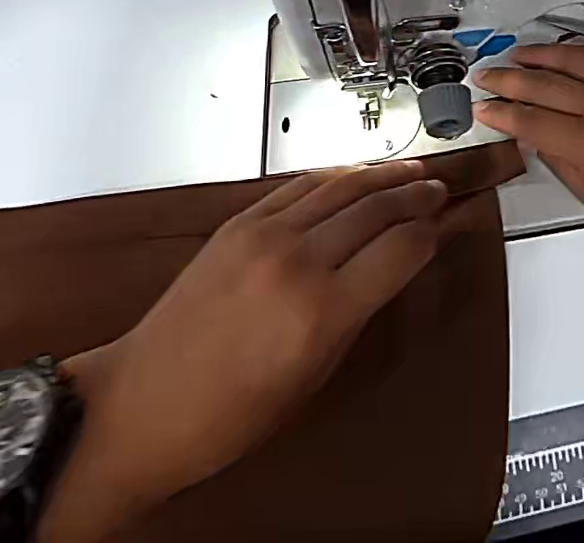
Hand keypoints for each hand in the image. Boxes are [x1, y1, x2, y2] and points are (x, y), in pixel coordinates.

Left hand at [65, 161, 448, 512]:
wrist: (142, 403)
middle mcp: (295, 262)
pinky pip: (299, 185)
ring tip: (410, 171)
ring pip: (342, 186)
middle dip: (415, 196)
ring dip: (383, 175)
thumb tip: (391, 270)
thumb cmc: (226, 411)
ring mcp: (264, 236)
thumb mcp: (314, 375)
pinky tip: (355, 172)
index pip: (400, 249)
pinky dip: (335, 175)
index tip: (441, 229)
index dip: (429, 234)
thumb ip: (359, 311)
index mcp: (322, 311)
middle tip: (437, 191)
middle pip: (376, 208)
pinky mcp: (239, 224)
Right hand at [473, 43, 583, 269]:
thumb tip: (540, 142)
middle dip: (509, 78)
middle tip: (485, 73)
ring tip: (519, 53)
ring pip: (577, 59)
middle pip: (546, 84)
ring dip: (543, 54)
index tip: (482, 108)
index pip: (531, 121)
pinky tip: (569, 51)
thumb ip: (566, 166)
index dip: (501, 113)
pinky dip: (583, 50)